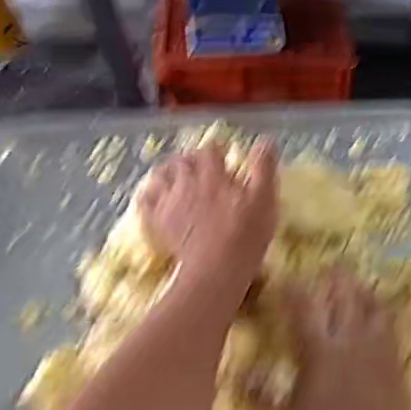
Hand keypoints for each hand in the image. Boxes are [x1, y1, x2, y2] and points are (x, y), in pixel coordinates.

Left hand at [138, 141, 278, 294]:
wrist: (216, 269)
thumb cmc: (246, 233)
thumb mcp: (264, 198)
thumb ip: (264, 167)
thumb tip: (265, 141)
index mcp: (212, 174)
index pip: (209, 150)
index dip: (216, 148)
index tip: (223, 152)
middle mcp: (187, 182)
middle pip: (182, 160)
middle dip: (190, 159)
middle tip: (199, 166)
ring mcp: (169, 202)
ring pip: (159, 176)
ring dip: (166, 173)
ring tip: (173, 177)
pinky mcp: (157, 222)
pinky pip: (145, 202)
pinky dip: (148, 196)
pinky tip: (153, 198)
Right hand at [251, 271, 410, 409]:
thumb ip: (263, 396)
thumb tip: (237, 376)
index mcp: (320, 348)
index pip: (303, 306)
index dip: (293, 288)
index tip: (284, 279)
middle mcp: (347, 335)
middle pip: (341, 292)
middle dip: (332, 275)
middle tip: (323, 268)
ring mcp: (373, 340)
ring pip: (367, 299)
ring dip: (357, 286)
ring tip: (350, 280)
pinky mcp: (392, 350)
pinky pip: (387, 318)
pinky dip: (379, 306)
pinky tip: (375, 306)